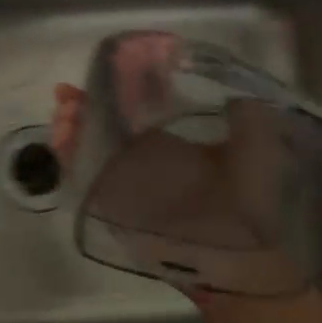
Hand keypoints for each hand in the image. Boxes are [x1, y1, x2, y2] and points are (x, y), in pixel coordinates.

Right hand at [51, 76, 306, 298]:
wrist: (242, 251)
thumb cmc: (254, 199)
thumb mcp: (259, 144)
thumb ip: (245, 116)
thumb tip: (233, 97)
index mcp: (176, 145)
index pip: (138, 110)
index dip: (120, 90)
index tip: (107, 71)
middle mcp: (146, 162)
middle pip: (103, 127)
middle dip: (85, 107)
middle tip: (69, 94)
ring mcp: (126, 183)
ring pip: (88, 147)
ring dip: (71, 126)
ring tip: (65, 109)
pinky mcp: (111, 204)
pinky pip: (83, 176)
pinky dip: (68, 155)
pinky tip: (61, 136)